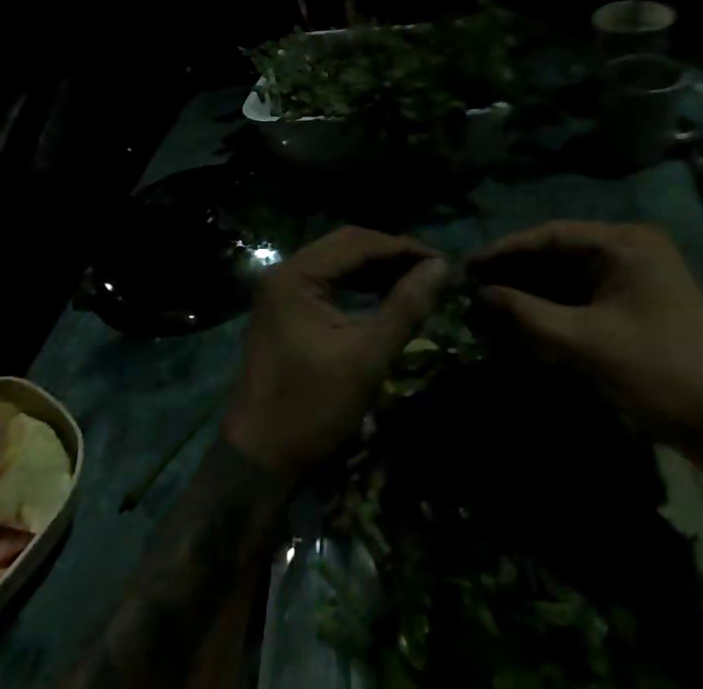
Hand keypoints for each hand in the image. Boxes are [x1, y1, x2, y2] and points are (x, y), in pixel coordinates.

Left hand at [224, 226, 448, 478]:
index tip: (443, 262)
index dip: (405, 248)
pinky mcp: (286, 311)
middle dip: (392, 254)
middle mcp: (284, 274)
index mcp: (296, 277)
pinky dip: (361, 285)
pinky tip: (387, 294)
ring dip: (378, 268)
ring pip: (339, 263)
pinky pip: (330, 283)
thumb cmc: (313, 407)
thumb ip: (406, 306)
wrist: (258, 459)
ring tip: (418, 279)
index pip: (359, 243)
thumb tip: (441, 267)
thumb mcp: (368, 356)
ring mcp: (282, 292)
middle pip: (347, 246)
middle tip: (433, 269)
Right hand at [471, 221, 702, 454]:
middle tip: (474, 297)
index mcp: (624, 243)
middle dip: (518, 277)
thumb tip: (480, 297)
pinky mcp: (638, 308)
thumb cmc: (659, 371)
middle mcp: (630, 251)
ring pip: (571, 281)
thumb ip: (527, 316)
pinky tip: (527, 330)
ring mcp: (636, 280)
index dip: (504, 252)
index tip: (466, 270)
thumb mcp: (585, 342)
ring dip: (534, 298)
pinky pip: (586, 301)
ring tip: (491, 315)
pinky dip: (556, 314)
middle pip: (560, 255)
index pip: (550, 236)